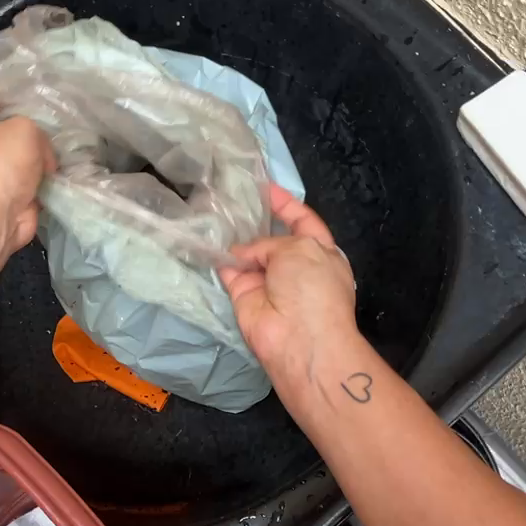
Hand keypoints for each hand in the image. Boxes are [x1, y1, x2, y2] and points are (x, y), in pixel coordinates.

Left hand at [0, 102, 53, 257]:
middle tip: (54, 133)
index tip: (35, 103)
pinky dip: (43, 185)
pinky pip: (30, 185)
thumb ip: (36, 130)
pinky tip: (60, 177)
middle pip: (9, 134)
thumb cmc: (1, 162)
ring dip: (40, 162)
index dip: (11, 101)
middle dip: (32, 135)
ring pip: (22, 161)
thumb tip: (41, 156)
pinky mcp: (7, 198)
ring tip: (61, 155)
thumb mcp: (25, 127)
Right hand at [217, 185, 364, 389]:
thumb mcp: (299, 248)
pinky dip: (218, 259)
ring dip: (234, 238)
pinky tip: (206, 240)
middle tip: (233, 198)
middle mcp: (294, 267)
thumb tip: (242, 254)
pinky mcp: (244, 296)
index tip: (266, 187)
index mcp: (319, 252)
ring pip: (249, 255)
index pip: (302, 221)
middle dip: (256, 221)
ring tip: (215, 212)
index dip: (286, 204)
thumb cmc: (312, 288)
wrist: (298, 339)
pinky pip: (230, 273)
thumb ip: (269, 242)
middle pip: (272, 238)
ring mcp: (268, 282)